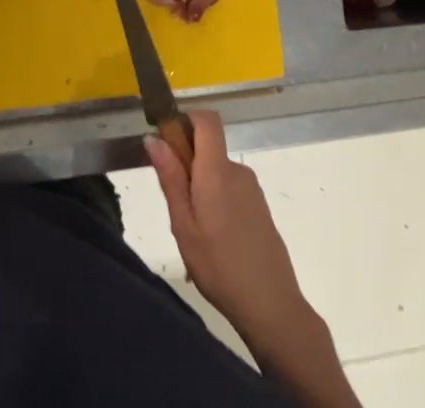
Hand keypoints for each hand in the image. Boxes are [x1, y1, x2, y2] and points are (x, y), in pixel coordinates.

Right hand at [146, 111, 313, 335]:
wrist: (271, 305)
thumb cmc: (218, 266)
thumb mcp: (183, 224)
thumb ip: (170, 178)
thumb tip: (154, 138)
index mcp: (217, 172)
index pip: (207, 120)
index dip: (185, 119)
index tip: (165, 141)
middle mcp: (238, 172)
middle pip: (208, 146)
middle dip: (185, 163)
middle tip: (175, 207)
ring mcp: (252, 189)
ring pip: (216, 170)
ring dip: (199, 186)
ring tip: (194, 231)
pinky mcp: (259, 206)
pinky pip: (229, 187)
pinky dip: (214, 199)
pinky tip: (213, 238)